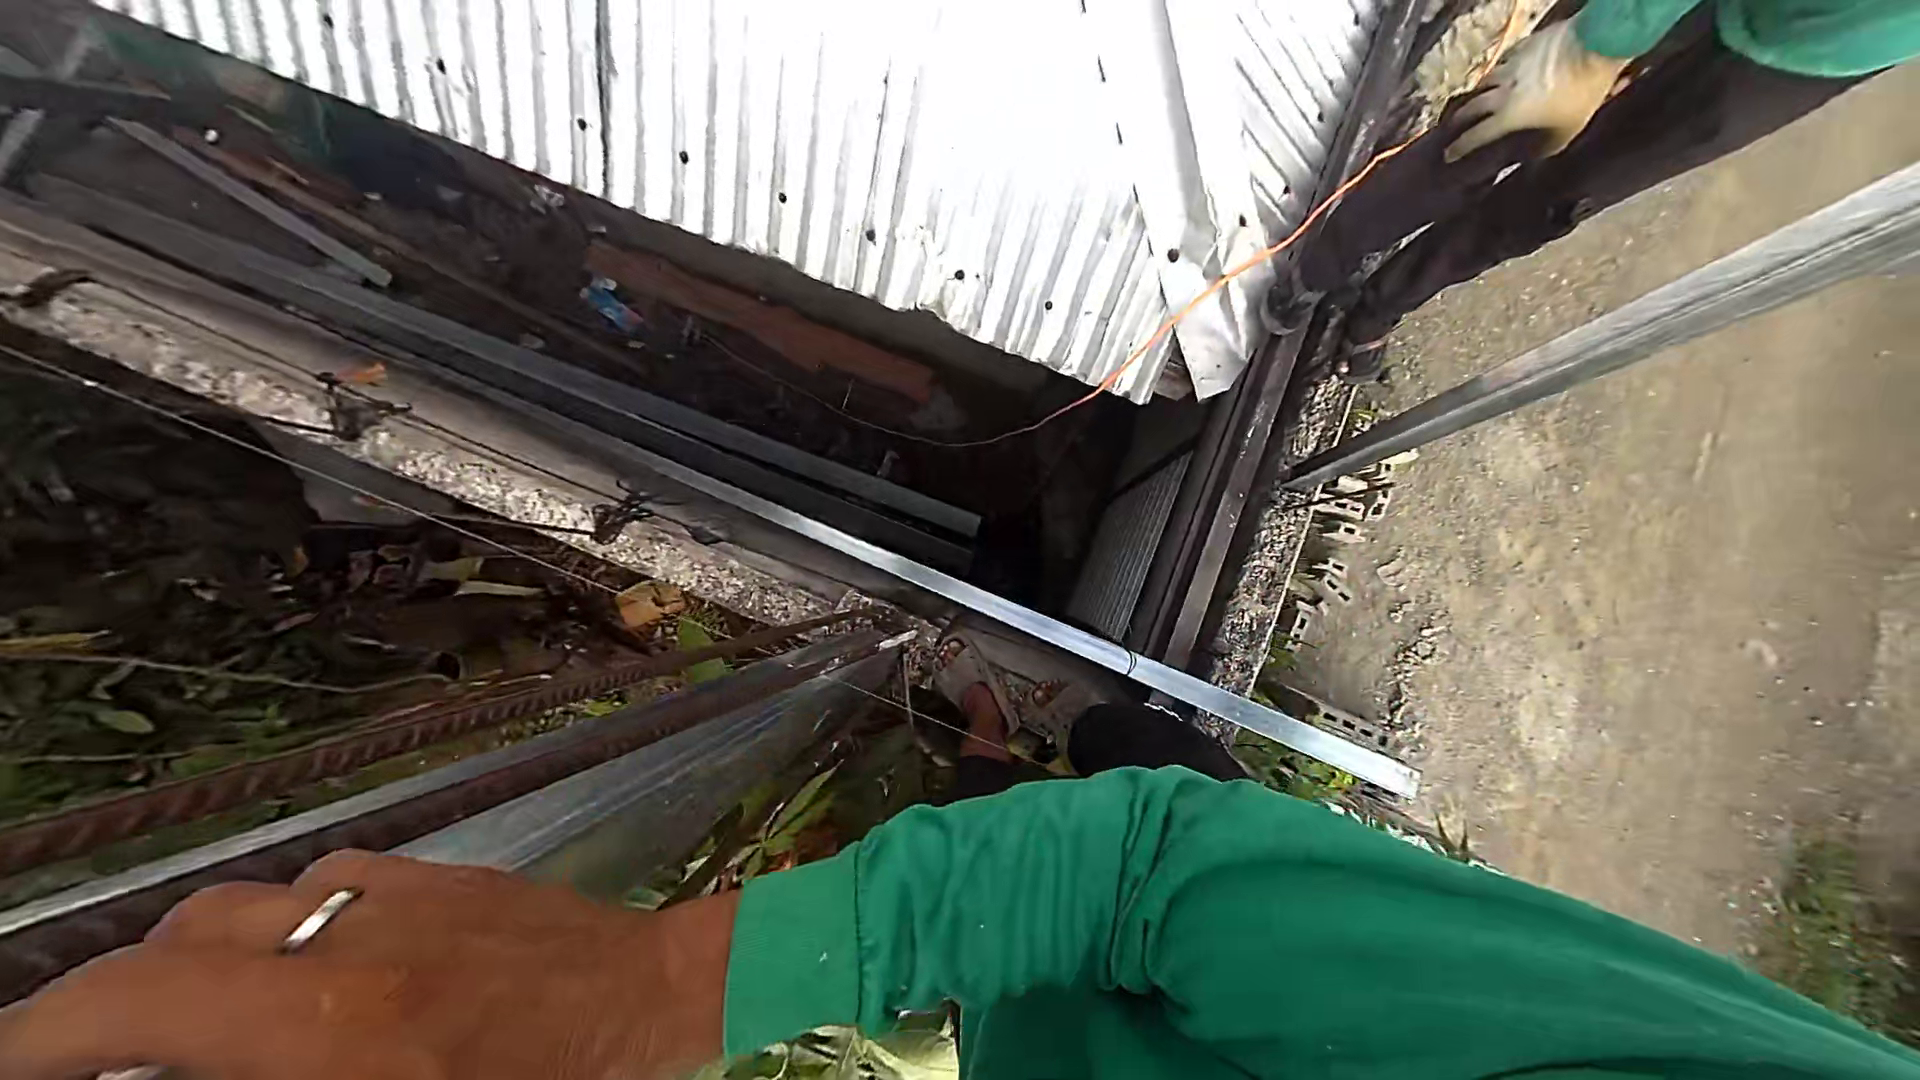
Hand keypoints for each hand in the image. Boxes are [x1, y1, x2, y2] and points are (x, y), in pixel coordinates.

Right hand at [0, 851, 736, 1079]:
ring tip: (223, 1003)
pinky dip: (307, 908)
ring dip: (222, 946)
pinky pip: (350, 870)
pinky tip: (324, 951)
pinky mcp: (463, 871)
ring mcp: (418, 889)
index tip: (23, 1071)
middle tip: (117, 1055)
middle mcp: (359, 937)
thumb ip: (292, 1071)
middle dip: (120, 994)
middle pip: (185, 931)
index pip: (126, 1002)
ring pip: (269, 892)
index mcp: (325, 1023)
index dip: (36, 1040)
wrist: (641, 994)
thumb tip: (227, 1049)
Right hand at [1445, 20, 1629, 162]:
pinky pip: (1507, 58)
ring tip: (1479, 96)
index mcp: (1505, 118)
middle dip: (1459, 120)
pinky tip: (1506, 68)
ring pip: (1484, 82)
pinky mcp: (1527, 44)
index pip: (1471, 138)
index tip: (1448, 156)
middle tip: (1455, 125)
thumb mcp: (1567, 131)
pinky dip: (1502, 66)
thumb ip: (1543, 148)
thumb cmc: (1584, 92)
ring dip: (1479, 91)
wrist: (1604, 42)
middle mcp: (1500, 94)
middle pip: (1468, 108)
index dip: (1457, 149)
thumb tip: (1530, 158)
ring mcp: (1512, 67)